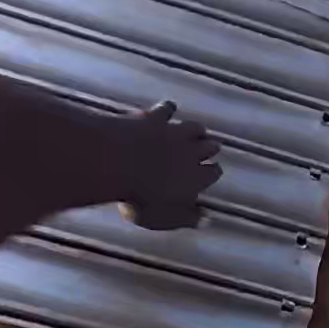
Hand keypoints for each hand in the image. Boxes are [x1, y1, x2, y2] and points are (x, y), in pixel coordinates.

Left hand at [111, 102, 221, 229]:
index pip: (213, 173)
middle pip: (209, 147)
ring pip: (194, 128)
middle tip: (212, 147)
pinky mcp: (155, 118)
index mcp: (196, 177)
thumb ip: (186, 218)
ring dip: (197, 130)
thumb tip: (207, 220)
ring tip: (199, 130)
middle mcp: (191, 152)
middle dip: (210, 148)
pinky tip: (169, 107)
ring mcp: (173, 132)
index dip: (213, 172)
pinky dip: (170, 109)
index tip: (214, 171)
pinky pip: (167, 109)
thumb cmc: (138, 197)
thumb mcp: (163, 217)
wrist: (114, 162)